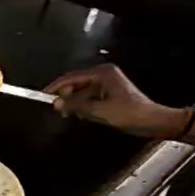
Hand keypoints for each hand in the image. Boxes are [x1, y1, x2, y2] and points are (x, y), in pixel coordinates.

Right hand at [43, 64, 184, 137]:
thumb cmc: (129, 113)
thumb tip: (56, 104)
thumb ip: (75, 106)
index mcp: (102, 74)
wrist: (153, 121)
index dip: (55, 87)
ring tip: (71, 114)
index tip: (42, 96)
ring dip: (73, 103)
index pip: (71, 77)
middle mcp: (103, 75)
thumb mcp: (99, 110)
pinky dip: (81, 105)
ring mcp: (105, 83)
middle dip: (65, 96)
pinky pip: (86, 97)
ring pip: (79, 91)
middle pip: (74, 83)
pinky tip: (82, 114)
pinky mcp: (107, 93)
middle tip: (59, 110)